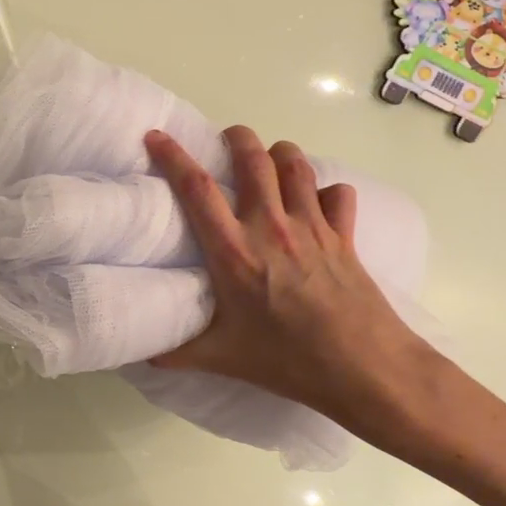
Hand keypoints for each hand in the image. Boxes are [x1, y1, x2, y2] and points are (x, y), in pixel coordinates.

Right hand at [146, 126, 436, 446]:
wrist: (365, 369)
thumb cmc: (287, 360)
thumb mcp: (221, 357)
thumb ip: (177, 351)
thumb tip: (141, 354)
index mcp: (233, 252)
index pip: (197, 189)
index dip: (173, 156)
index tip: (157, 136)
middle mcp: (271, 229)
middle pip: (254, 160)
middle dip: (237, 138)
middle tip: (225, 139)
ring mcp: (313, 230)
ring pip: (297, 167)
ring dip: (280, 154)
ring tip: (268, 159)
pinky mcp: (344, 239)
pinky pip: (337, 196)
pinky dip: (325, 191)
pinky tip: (316, 202)